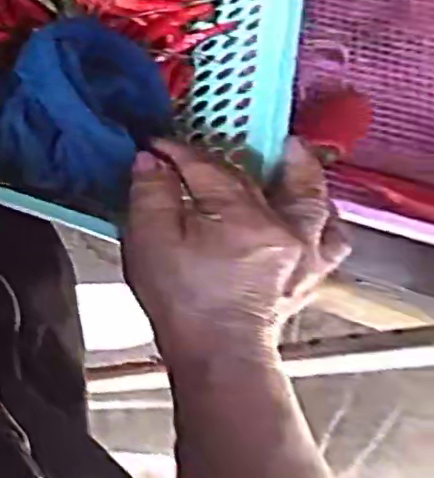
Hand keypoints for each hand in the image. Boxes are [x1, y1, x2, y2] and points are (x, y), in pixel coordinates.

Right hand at [124, 137, 350, 366]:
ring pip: (317, 208)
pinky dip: (319, 216)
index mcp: (245, 219)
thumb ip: (151, 192)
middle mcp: (289, 232)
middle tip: (263, 135)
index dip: (179, 151)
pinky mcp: (311, 273)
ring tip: (296, 165)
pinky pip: (329, 236)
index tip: (154, 142)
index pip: (210, 171)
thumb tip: (151, 160)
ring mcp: (308, 255)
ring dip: (306, 183)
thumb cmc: (176, 288)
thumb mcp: (147, 234)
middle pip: (272, 183)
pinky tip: (309, 213)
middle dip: (256, 157)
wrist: (213, 342)